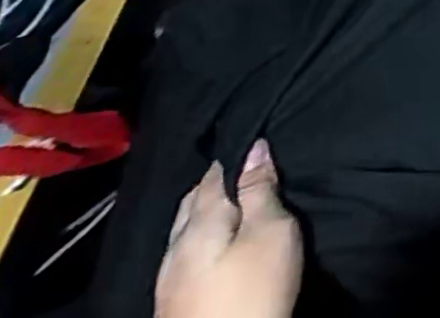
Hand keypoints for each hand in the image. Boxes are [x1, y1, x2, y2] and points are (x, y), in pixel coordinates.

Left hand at [156, 141, 302, 317]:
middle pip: (194, 200)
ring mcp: (168, 277)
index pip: (214, 173)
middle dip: (218, 181)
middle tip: (250, 167)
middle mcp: (175, 245)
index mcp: (199, 222)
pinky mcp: (174, 301)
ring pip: (186, 227)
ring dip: (209, 209)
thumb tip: (255, 148)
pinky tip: (220, 242)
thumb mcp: (271, 232)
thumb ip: (261, 191)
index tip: (256, 139)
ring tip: (239, 200)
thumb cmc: (254, 288)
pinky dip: (205, 234)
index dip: (235, 153)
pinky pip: (187, 250)